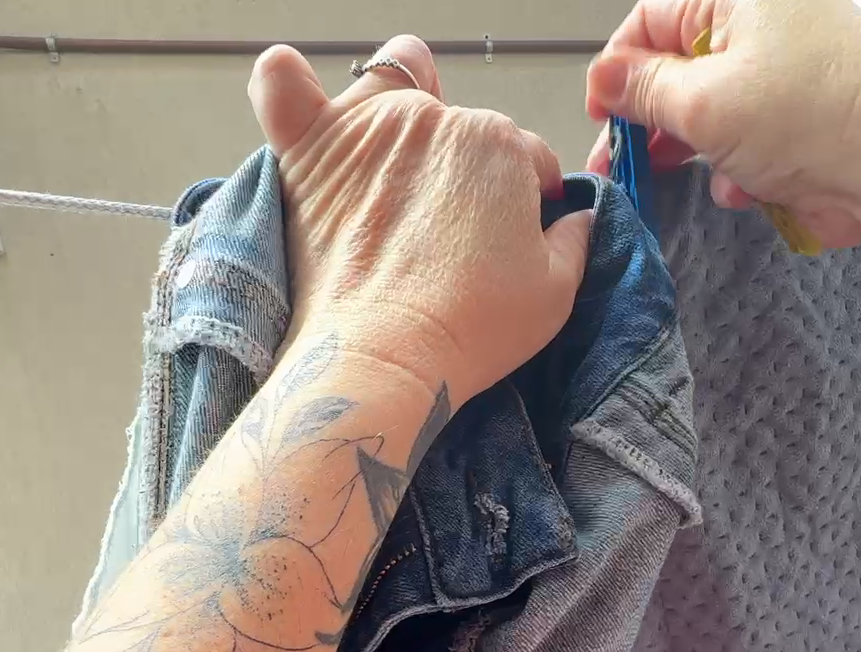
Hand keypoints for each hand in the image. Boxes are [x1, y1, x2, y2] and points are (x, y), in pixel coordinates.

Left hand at [250, 36, 592, 405]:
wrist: (384, 360)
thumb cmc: (474, 330)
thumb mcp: (556, 293)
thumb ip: (575, 240)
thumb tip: (577, 216)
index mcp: (501, 146)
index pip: (527, 157)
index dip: (528, 200)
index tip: (516, 238)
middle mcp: (436, 120)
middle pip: (464, 127)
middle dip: (470, 169)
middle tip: (454, 231)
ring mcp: (367, 129)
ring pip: (393, 81)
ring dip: (405, 114)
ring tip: (399, 170)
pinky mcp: (309, 155)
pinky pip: (283, 86)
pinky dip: (291, 88)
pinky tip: (301, 105)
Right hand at [584, 0, 860, 246]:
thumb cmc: (808, 117)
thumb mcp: (708, 104)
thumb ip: (646, 92)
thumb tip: (601, 77)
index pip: (651, 19)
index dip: (617, 69)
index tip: (598, 117)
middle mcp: (757, 27)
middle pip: (674, 71)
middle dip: (647, 123)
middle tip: (620, 168)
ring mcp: (777, 77)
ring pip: (704, 115)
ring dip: (690, 153)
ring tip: (679, 182)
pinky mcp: (792, 123)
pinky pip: (741, 143)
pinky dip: (734, 169)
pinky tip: (745, 188)